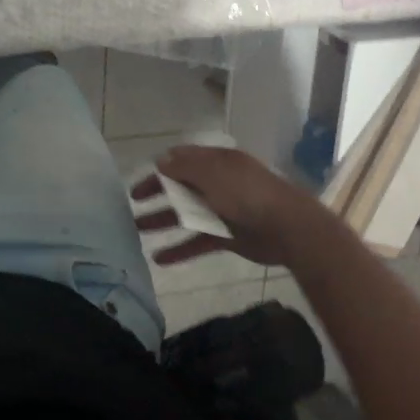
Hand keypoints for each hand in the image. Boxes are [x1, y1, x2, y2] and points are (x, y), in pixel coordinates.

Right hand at [130, 145, 320, 266]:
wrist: (288, 228)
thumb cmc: (248, 193)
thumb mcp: (213, 173)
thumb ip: (184, 167)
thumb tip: (161, 161)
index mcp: (216, 162)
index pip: (182, 160)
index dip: (160, 169)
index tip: (140, 180)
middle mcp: (217, 183)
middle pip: (180, 187)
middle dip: (156, 195)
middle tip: (132, 204)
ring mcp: (223, 210)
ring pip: (185, 215)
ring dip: (162, 221)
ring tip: (137, 231)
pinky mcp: (227, 236)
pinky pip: (198, 241)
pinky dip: (180, 249)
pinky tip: (160, 259)